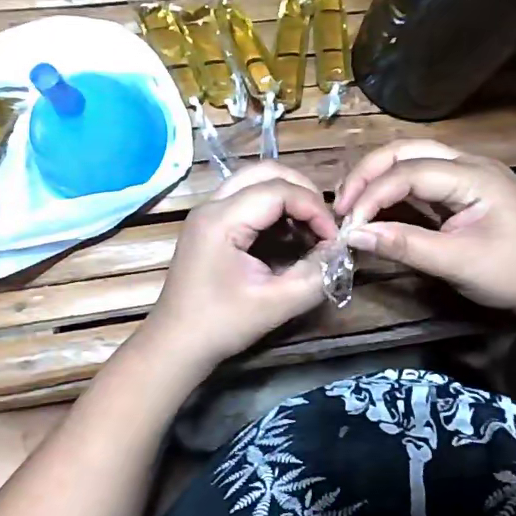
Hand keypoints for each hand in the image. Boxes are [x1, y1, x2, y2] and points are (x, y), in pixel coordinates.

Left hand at [137, 162, 339, 370]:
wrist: (176, 343)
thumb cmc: (222, 324)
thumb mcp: (277, 303)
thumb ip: (315, 274)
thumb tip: (338, 251)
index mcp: (222, 219)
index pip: (278, 190)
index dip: (313, 209)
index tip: (333, 239)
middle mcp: (211, 205)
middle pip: (264, 171)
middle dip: (302, 190)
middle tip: (324, 223)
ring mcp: (207, 213)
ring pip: (254, 181)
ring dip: (287, 197)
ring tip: (310, 229)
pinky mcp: (209, 225)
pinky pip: (246, 199)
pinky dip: (272, 208)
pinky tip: (289, 236)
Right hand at [332, 140, 515, 314]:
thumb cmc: (513, 275)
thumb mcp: (458, 264)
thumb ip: (405, 246)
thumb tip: (353, 236)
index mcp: (475, 177)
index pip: (409, 172)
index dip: (373, 194)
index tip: (348, 225)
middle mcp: (468, 163)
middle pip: (404, 150)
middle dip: (367, 174)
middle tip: (341, 206)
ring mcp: (464, 171)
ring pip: (407, 157)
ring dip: (375, 176)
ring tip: (350, 204)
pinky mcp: (458, 186)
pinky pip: (415, 173)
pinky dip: (388, 185)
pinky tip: (372, 205)